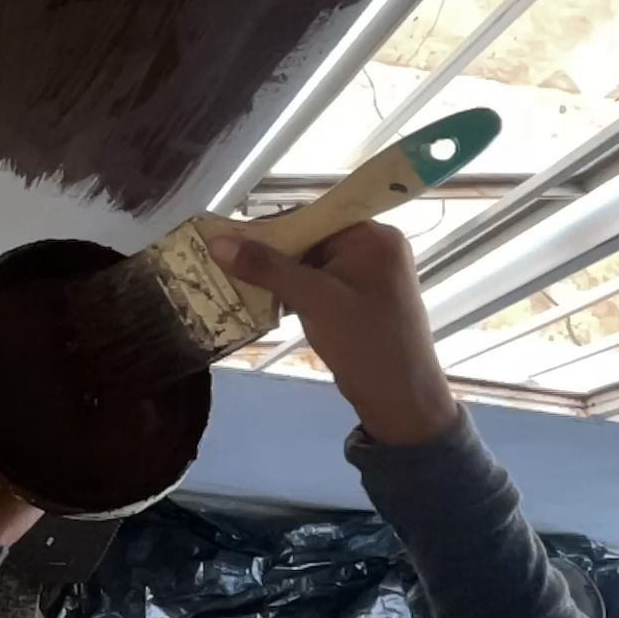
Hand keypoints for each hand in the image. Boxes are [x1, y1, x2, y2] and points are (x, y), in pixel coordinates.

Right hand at [209, 222, 458, 445]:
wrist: (401, 401)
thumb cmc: (364, 343)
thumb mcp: (313, 300)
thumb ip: (266, 267)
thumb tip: (217, 242)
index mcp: (372, 237)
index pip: (311, 217)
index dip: (269, 228)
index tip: (231, 243)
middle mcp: (372, 247)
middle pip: (308, 237)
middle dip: (270, 252)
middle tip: (229, 264)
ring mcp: (365, 273)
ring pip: (309, 260)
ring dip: (276, 273)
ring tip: (238, 281)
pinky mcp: (356, 296)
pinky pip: (316, 280)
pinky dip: (291, 289)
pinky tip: (263, 299)